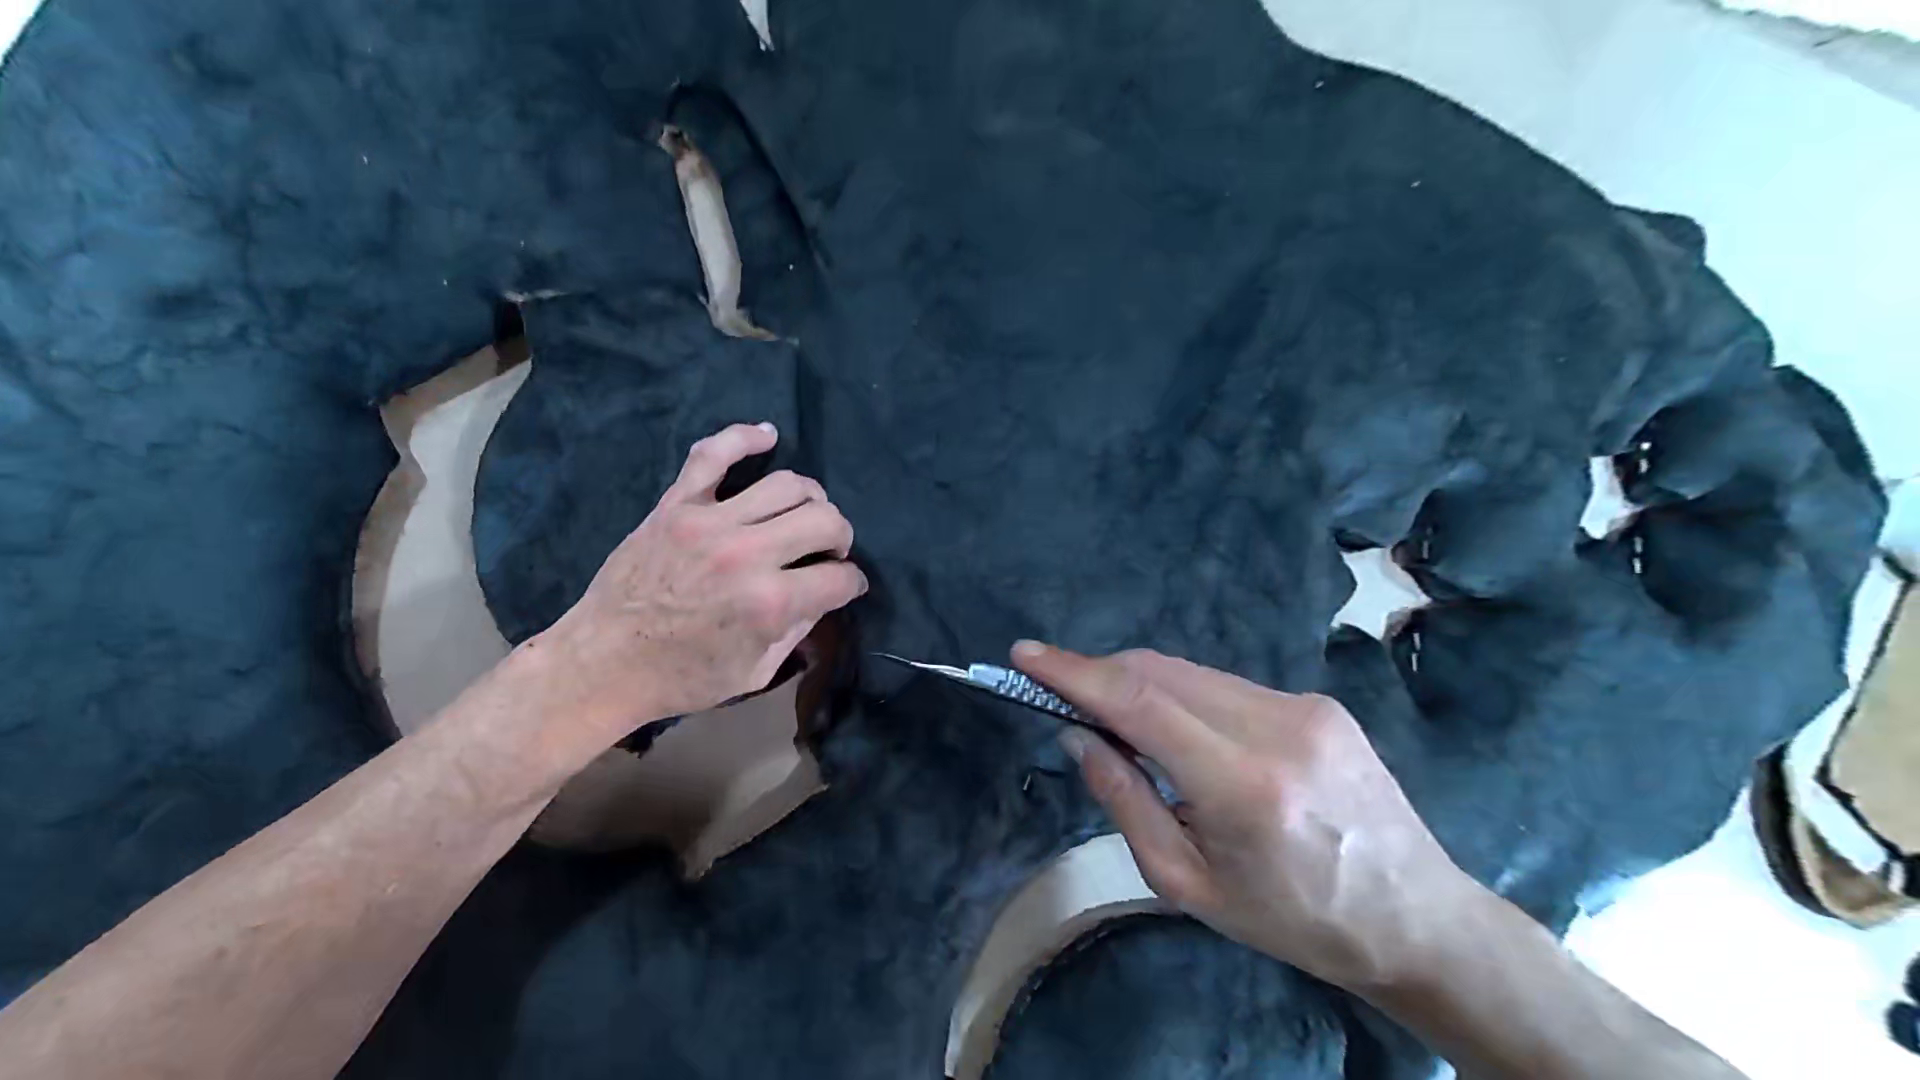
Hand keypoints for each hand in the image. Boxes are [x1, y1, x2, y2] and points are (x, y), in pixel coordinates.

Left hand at [533, 422, 866, 743]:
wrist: (604, 664)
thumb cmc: (684, 677)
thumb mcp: (756, 671)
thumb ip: (799, 628)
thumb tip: (825, 593)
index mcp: (770, 604)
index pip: (840, 577)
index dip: (852, 583)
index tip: (847, 585)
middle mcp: (747, 554)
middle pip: (825, 520)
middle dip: (841, 537)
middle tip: (829, 552)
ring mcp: (709, 522)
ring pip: (787, 484)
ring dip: (811, 499)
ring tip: (804, 515)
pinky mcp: (676, 505)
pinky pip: (714, 454)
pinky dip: (744, 438)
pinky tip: (768, 436)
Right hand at [1012, 642, 1483, 992]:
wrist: (1416, 917)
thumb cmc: (1292, 919)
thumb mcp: (1187, 883)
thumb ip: (1123, 800)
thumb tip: (1077, 734)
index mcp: (1243, 786)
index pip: (1140, 703)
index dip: (1075, 673)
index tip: (1027, 656)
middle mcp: (1276, 728)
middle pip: (1159, 672)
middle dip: (1099, 674)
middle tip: (1061, 693)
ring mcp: (1303, 707)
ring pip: (1189, 671)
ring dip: (1138, 684)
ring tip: (1116, 718)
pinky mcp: (1318, 701)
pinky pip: (1223, 684)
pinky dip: (1181, 694)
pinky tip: (1178, 730)